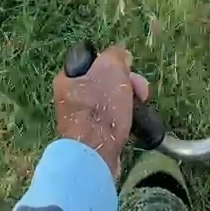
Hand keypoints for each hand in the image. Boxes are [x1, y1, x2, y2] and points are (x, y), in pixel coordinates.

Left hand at [54, 44, 150, 181]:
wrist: (95, 155)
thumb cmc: (101, 108)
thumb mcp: (111, 68)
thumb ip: (116, 55)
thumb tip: (122, 55)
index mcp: (68, 76)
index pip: (96, 61)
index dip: (117, 64)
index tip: (129, 71)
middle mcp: (70, 96)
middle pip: (105, 80)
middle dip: (127, 83)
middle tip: (141, 92)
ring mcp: (80, 117)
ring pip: (110, 100)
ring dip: (128, 101)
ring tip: (140, 107)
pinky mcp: (91, 135)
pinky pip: (110, 119)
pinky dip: (123, 119)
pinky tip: (133, 123)